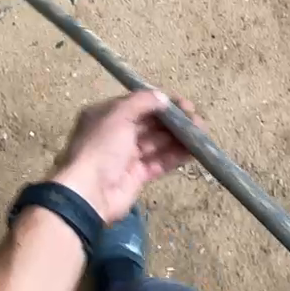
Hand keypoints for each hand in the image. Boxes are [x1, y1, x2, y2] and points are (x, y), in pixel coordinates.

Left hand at [49, 89, 196, 222]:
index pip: (138, 104)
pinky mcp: (137, 176)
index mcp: (106, 116)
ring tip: (201, 135)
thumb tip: (163, 97)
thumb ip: (141, 102)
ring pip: (157, 143)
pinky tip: (193, 152)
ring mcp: (127, 156)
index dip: (160, 103)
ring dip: (178, 138)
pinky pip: (159, 162)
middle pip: (150, 123)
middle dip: (173, 121)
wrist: (89, 193)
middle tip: (196, 120)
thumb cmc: (101, 147)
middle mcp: (116, 134)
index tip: (182, 104)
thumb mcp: (118, 115)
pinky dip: (175, 156)